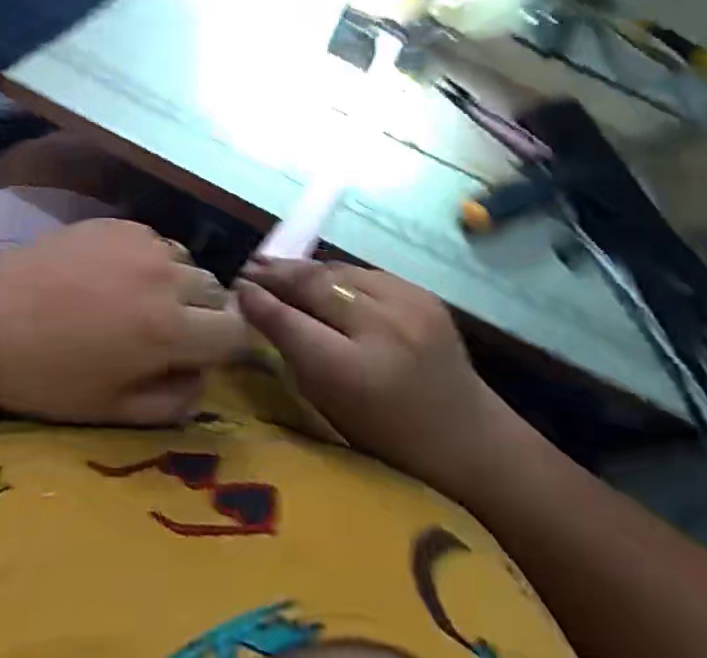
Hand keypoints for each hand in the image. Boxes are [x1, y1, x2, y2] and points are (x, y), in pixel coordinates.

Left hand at [0, 219, 247, 425]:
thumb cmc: (48, 375)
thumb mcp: (113, 410)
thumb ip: (175, 401)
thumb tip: (203, 377)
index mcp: (171, 330)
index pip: (238, 331)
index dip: (225, 349)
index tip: (198, 356)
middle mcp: (169, 277)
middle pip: (218, 294)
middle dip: (204, 317)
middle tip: (165, 334)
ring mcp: (144, 243)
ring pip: (190, 264)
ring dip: (179, 286)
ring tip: (140, 301)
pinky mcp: (121, 224)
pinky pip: (159, 243)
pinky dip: (152, 262)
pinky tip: (115, 276)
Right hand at [237, 258, 512, 487]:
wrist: (469, 440)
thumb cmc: (389, 442)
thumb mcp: (331, 408)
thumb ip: (295, 356)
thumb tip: (260, 311)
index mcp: (355, 372)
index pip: (292, 323)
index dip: (260, 302)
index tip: (237, 289)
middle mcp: (383, 330)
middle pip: (315, 287)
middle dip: (277, 275)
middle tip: (248, 269)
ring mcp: (409, 306)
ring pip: (339, 271)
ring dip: (303, 268)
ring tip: (273, 264)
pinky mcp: (424, 294)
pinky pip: (365, 274)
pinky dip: (336, 274)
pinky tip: (317, 274)